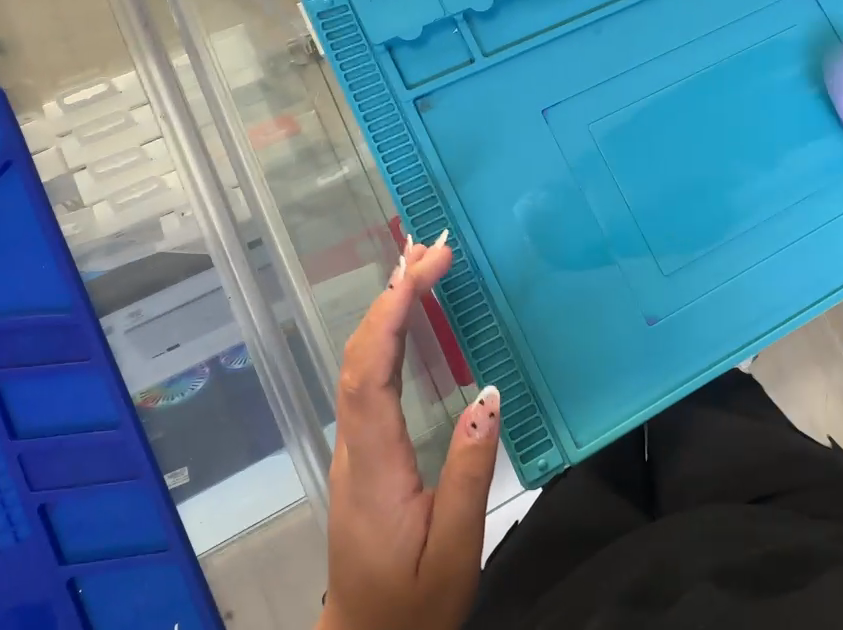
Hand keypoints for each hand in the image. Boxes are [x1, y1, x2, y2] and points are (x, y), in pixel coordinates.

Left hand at [320, 238, 503, 629]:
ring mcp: (353, 448)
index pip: (372, 373)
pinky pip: (369, 378)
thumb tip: (488, 396)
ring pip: (359, 363)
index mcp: (373, 465)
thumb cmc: (413, 603)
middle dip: (391, 295)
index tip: (423, 269)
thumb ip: (470, 472)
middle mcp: (353, 446)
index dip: (391, 313)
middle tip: (430, 248)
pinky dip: (388, 336)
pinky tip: (408, 320)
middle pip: (361, 355)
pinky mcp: (363, 451)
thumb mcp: (454, 548)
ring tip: (421, 266)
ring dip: (387, 309)